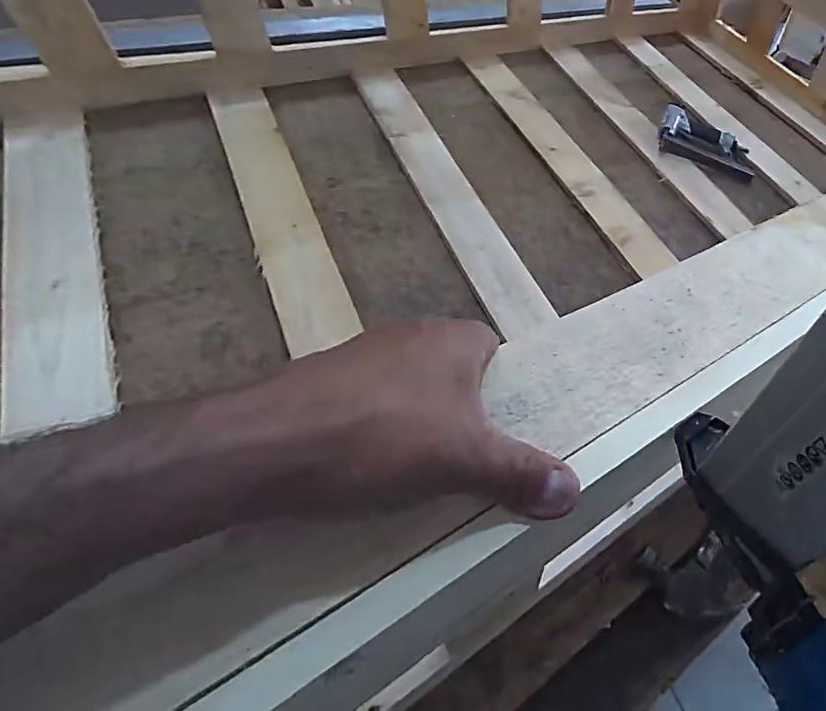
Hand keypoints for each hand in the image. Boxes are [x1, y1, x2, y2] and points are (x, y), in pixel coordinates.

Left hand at [219, 320, 580, 520]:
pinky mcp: (317, 382)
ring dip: (415, 422)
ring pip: (408, 389)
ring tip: (412, 470)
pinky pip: (364, 404)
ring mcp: (361, 355)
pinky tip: (359, 468)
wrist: (249, 449)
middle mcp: (412, 334)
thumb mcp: (460, 461)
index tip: (502, 431)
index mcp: (455, 338)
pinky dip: (370, 431)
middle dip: (462, 413)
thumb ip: (519, 473)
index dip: (507, 392)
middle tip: (465, 458)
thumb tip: (575, 492)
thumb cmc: (376, 438)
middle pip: (456, 375)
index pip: (499, 354)